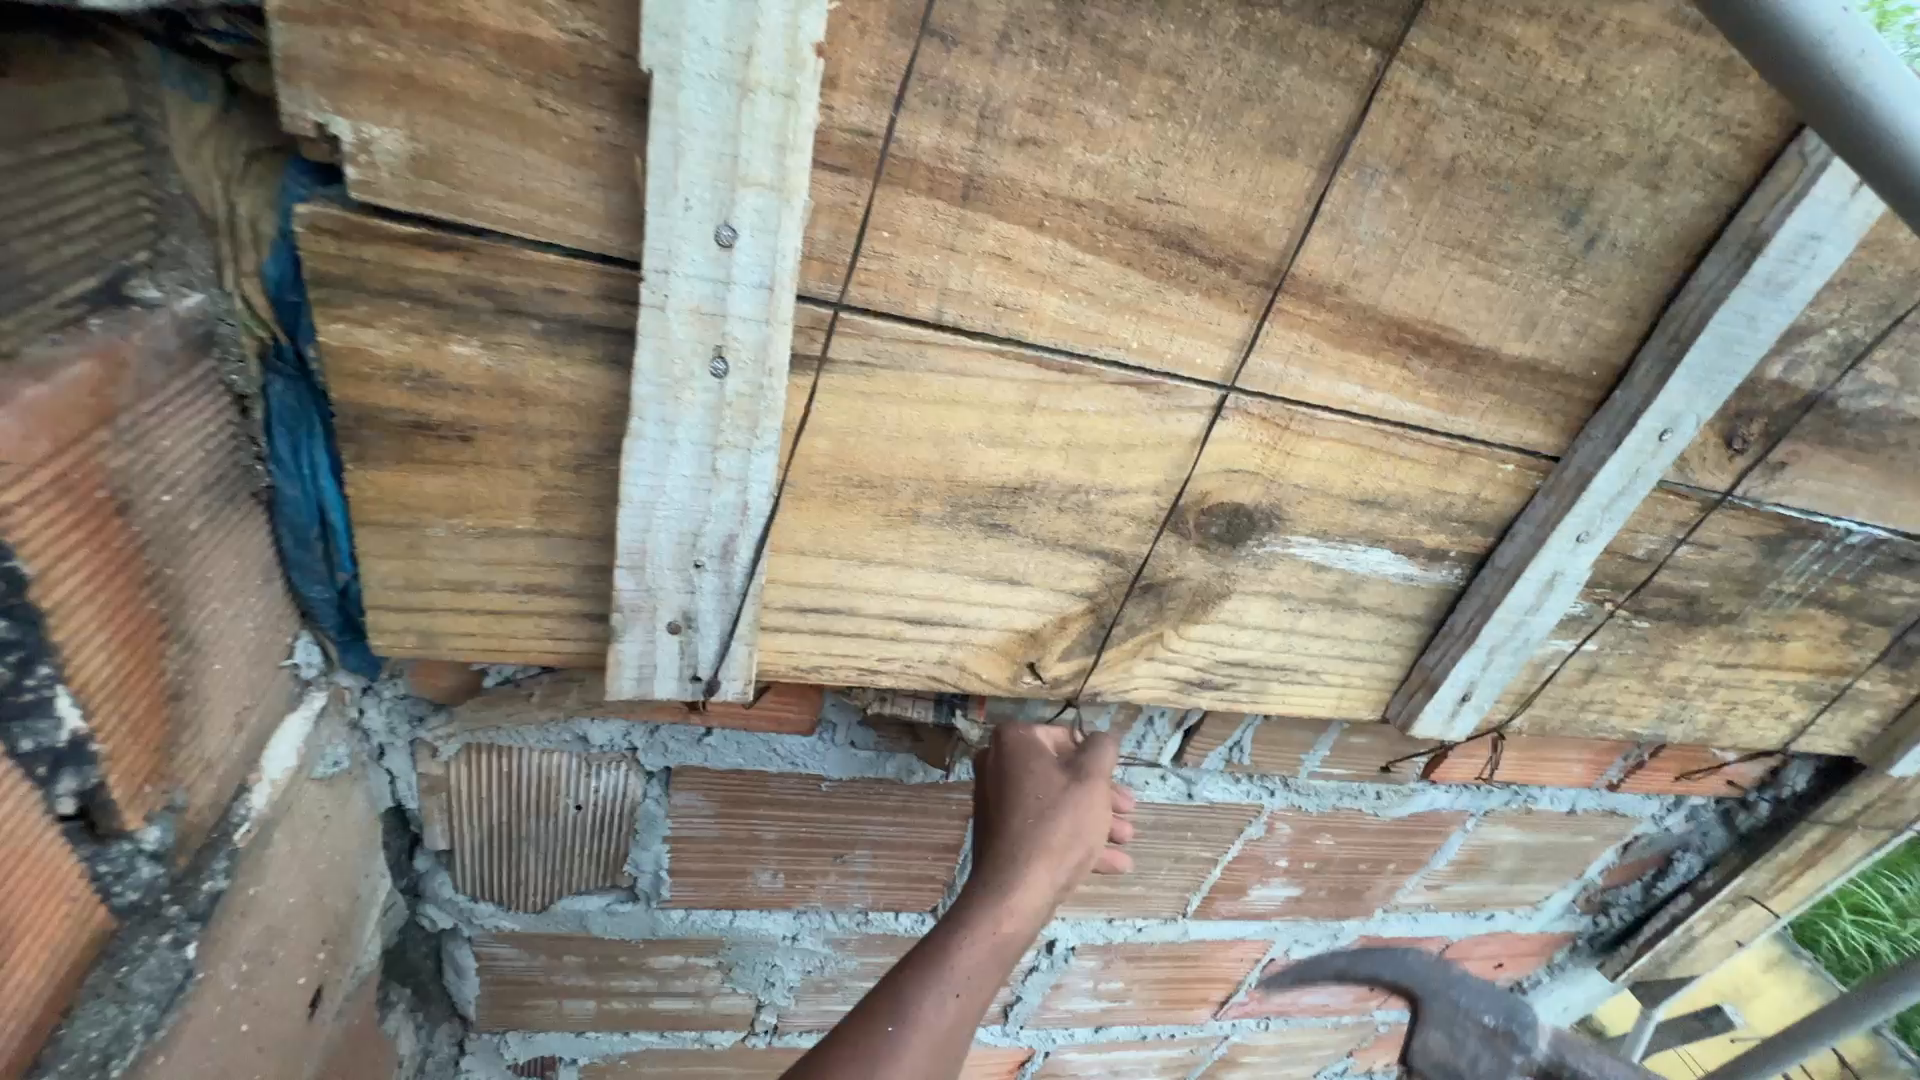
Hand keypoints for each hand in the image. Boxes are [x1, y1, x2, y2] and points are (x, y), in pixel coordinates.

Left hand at [963, 723, 1134, 924]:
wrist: (1015, 890)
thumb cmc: (1058, 823)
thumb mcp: (1092, 778)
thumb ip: (1102, 748)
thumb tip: (1102, 735)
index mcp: (1014, 740)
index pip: (1065, 737)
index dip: (1097, 759)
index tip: (1118, 780)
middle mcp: (998, 764)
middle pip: (1062, 773)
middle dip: (1100, 794)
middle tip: (1129, 811)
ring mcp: (996, 800)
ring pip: (1056, 803)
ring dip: (1094, 819)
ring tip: (1127, 839)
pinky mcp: (1001, 833)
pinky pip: (1043, 827)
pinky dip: (1074, 839)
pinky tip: (1113, 863)